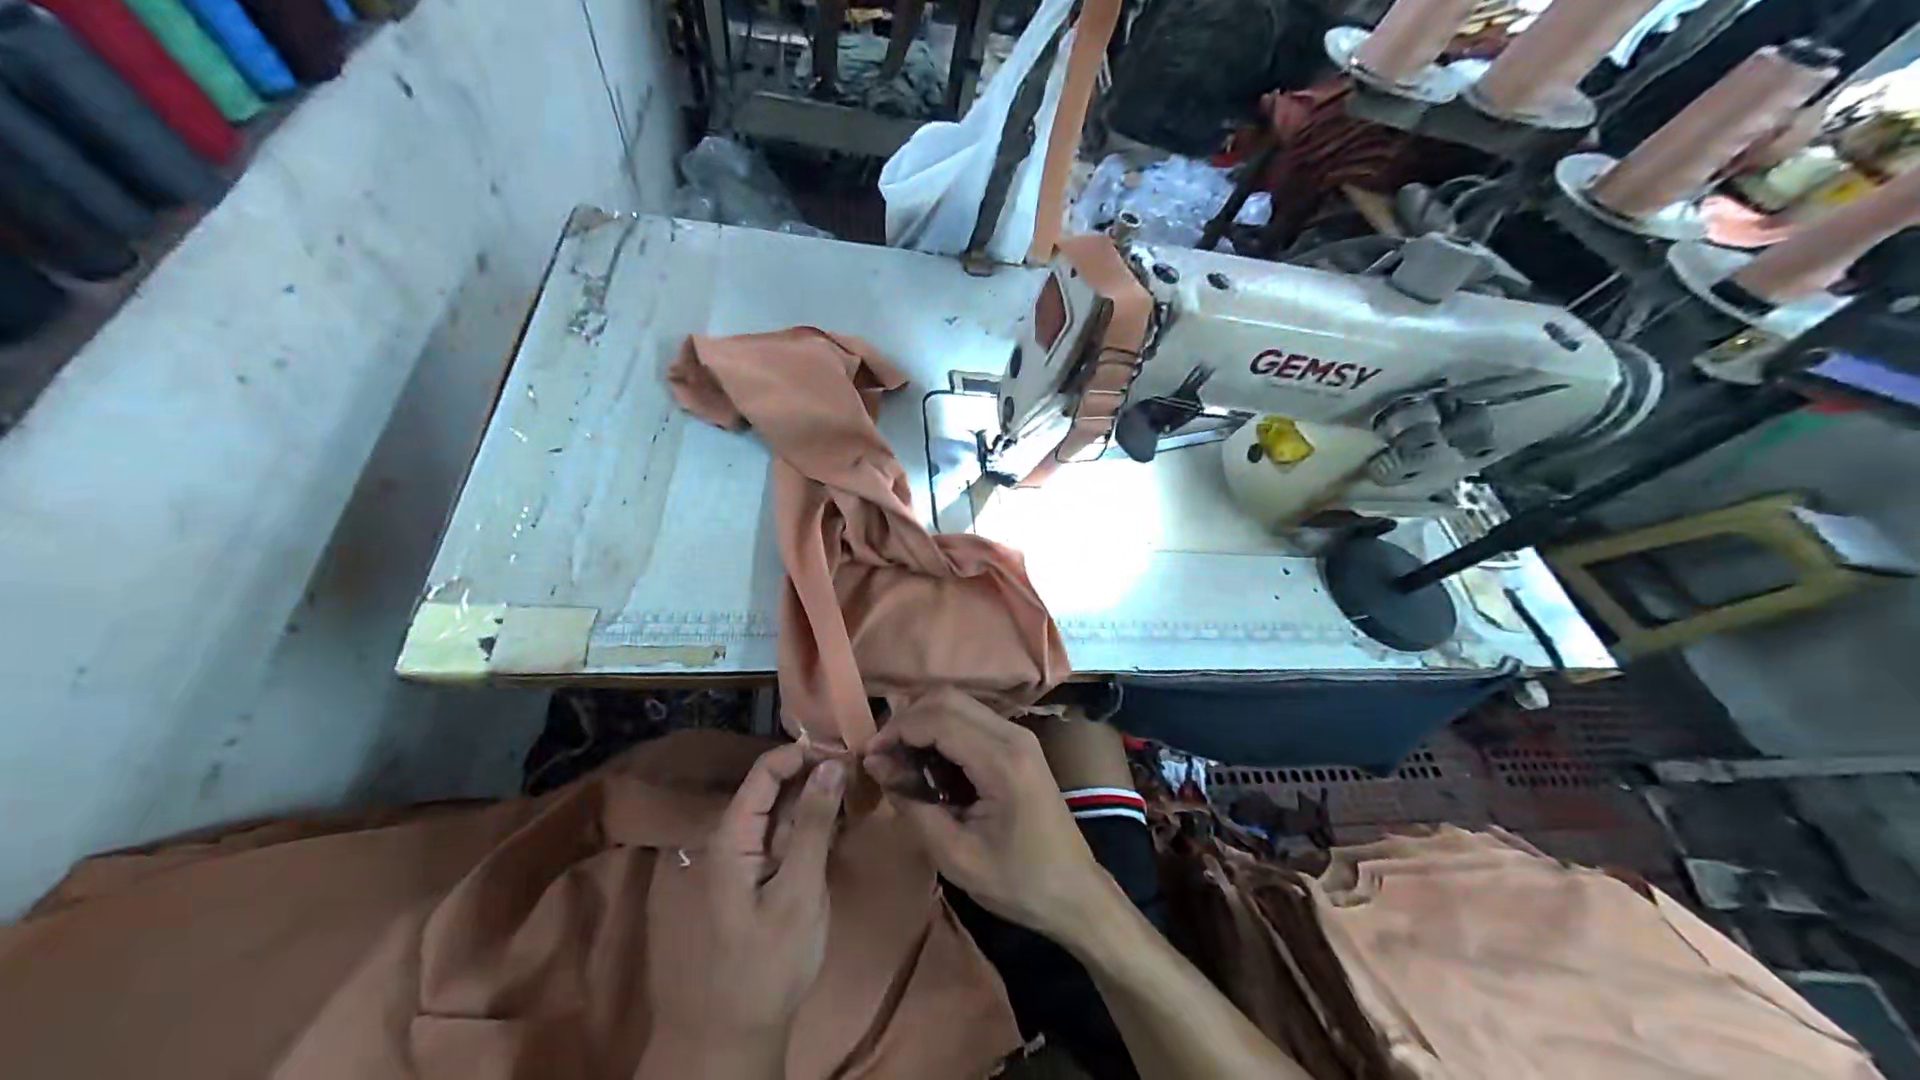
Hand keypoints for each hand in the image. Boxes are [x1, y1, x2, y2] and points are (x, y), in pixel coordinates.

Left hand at [706, 745, 847, 1035]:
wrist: (731, 1035)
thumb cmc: (765, 963)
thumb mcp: (797, 891)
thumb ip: (813, 824)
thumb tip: (832, 764)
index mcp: (732, 835)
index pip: (766, 770)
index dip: (805, 754)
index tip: (849, 754)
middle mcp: (735, 838)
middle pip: (776, 787)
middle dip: (818, 775)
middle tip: (864, 777)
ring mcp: (747, 859)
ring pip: (784, 811)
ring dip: (820, 801)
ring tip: (860, 797)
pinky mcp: (760, 877)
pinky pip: (786, 837)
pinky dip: (814, 828)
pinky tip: (843, 827)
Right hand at [862, 689, 1114, 943]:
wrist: (1075, 893)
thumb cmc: (1017, 882)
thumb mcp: (955, 856)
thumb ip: (912, 805)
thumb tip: (876, 764)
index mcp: (1002, 760)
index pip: (938, 718)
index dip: (896, 731)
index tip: (869, 758)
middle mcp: (1013, 734)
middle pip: (947, 699)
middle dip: (907, 721)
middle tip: (882, 758)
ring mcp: (1019, 735)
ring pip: (958, 704)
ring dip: (923, 724)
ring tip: (899, 762)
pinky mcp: (1019, 744)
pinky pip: (971, 719)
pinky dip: (942, 731)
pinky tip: (928, 765)